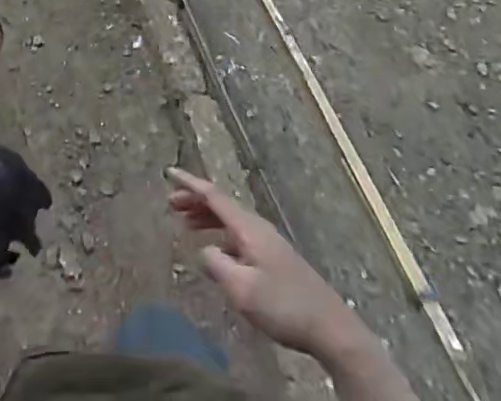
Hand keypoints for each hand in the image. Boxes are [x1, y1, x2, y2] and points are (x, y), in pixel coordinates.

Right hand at [166, 167, 355, 357]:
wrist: (331, 328)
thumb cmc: (284, 306)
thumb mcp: (241, 288)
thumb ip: (216, 264)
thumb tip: (204, 250)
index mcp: (249, 228)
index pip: (214, 196)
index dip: (190, 183)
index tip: (169, 172)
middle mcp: (258, 228)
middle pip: (222, 205)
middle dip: (195, 200)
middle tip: (171, 203)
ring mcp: (268, 243)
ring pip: (230, 220)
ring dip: (207, 217)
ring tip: (186, 223)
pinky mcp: (274, 259)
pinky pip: (238, 235)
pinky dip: (220, 234)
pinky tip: (214, 251)